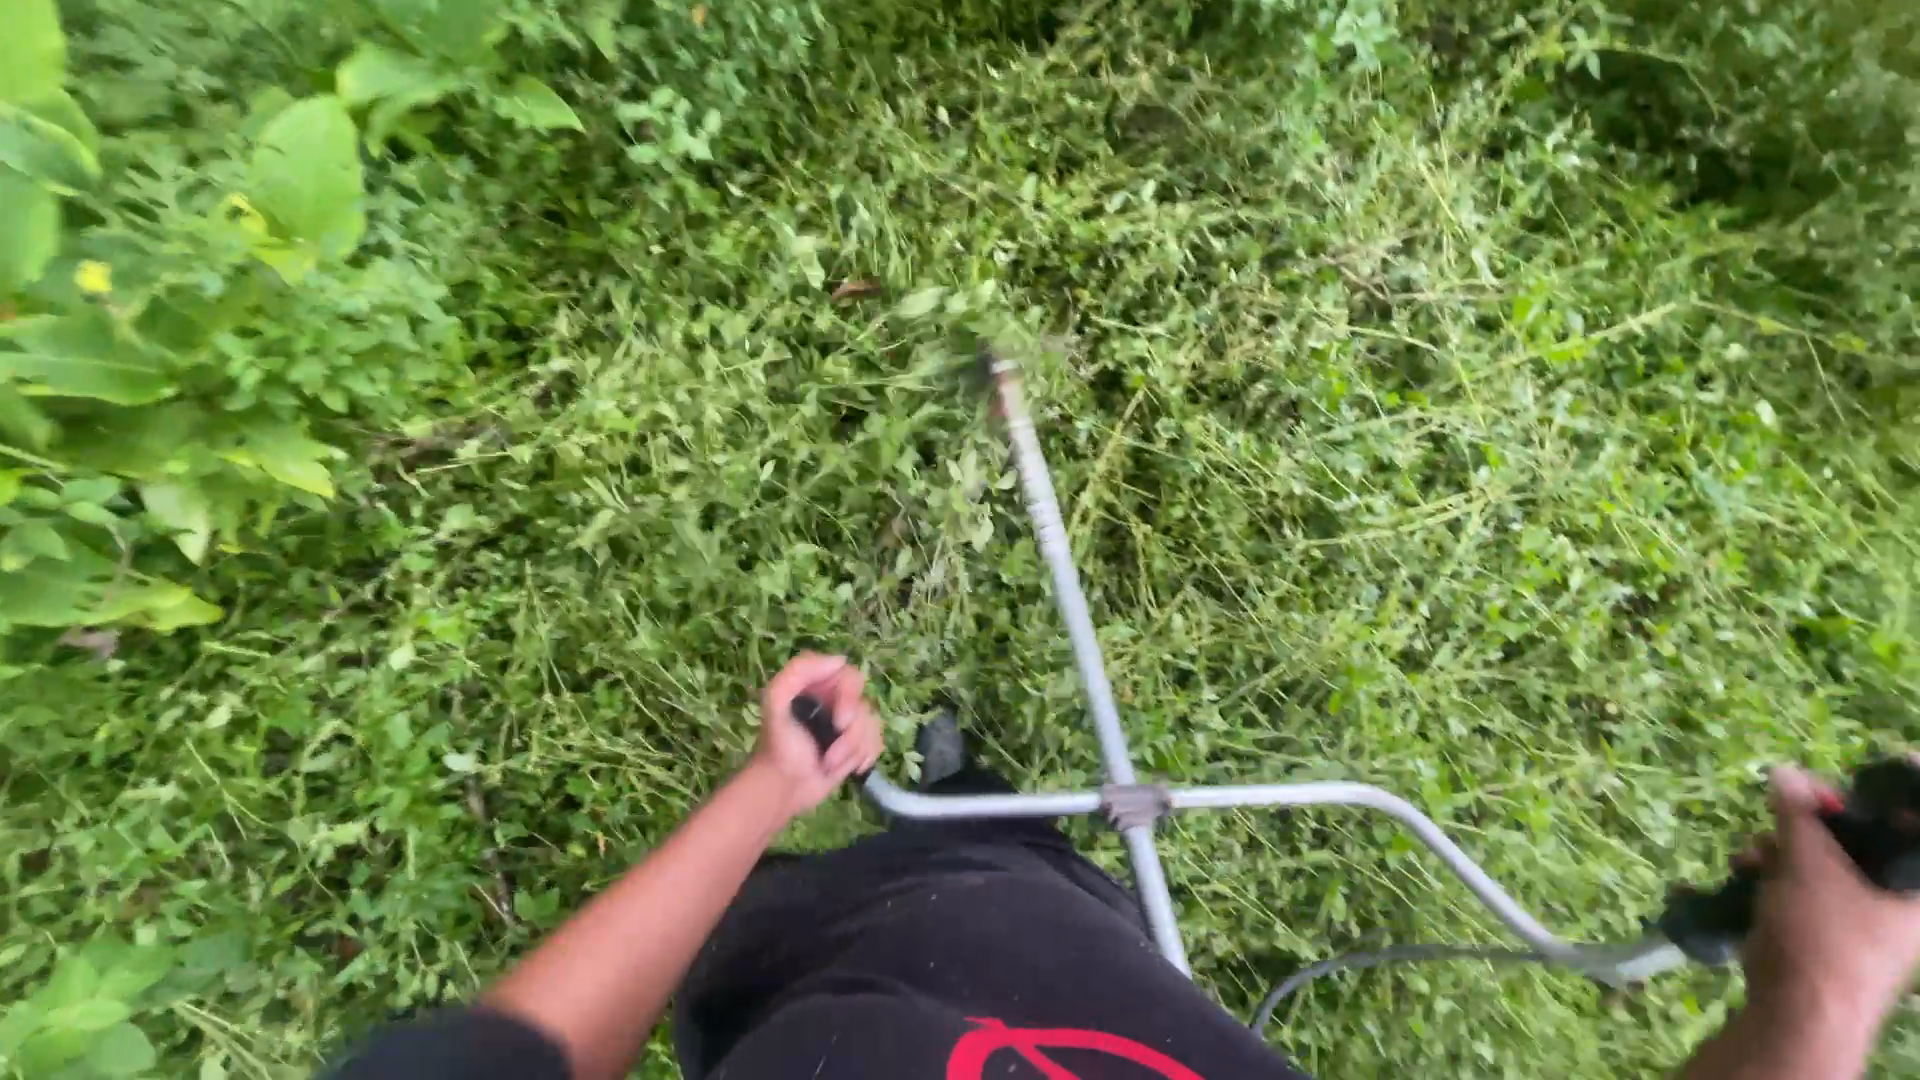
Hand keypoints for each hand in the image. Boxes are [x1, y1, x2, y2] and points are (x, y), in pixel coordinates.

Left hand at [752, 652, 882, 816]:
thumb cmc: (778, 748)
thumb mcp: (775, 702)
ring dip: (853, 750)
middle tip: (831, 752)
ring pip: (873, 725)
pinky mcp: (856, 743)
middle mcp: (834, 700)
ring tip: (829, 763)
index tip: (838, 721)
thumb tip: (840, 661)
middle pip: (865, 703)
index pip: (850, 676)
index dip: (850, 698)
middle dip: (852, 732)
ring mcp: (847, 722)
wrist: (784, 791)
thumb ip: (798, 672)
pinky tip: (850, 768)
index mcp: (817, 684)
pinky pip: (877, 741)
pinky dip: (865, 756)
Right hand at [1740, 765, 1919, 1030]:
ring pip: (1826, 852)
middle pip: (1864, 834)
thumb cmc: (1823, 934)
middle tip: (1786, 807)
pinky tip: (1749, 867)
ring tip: (1754, 851)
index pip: (1918, 828)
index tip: (1886, 760)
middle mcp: (1902, 895)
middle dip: (1814, 818)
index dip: (1903, 792)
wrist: (1800, 1001)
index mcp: (1918, 886)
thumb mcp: (1807, 866)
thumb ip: (1797, 817)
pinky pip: (1804, 874)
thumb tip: (1784, 772)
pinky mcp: (1829, 915)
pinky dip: (1775, 865)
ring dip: (1783, 843)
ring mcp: (1866, 907)